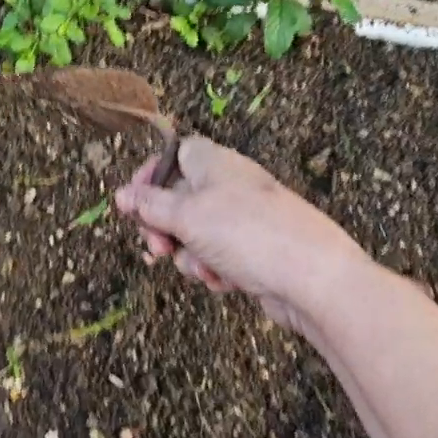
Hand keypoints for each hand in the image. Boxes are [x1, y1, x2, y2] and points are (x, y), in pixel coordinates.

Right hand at [114, 137, 368, 334]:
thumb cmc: (248, 235)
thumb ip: (149, 205)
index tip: (134, 205)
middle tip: (157, 249)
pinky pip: (217, 255)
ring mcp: (244, 218)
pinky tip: (224, 282)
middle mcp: (228, 185)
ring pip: (194, 233)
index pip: (171, 155)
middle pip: (177, 198)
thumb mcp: (186, 216)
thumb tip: (120, 195)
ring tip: (203, 269)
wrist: (317, 281)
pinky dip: (214, 268)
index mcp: (213, 162)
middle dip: (163, 228)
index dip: (149, 177)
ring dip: (188, 254)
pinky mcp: (255, 250)